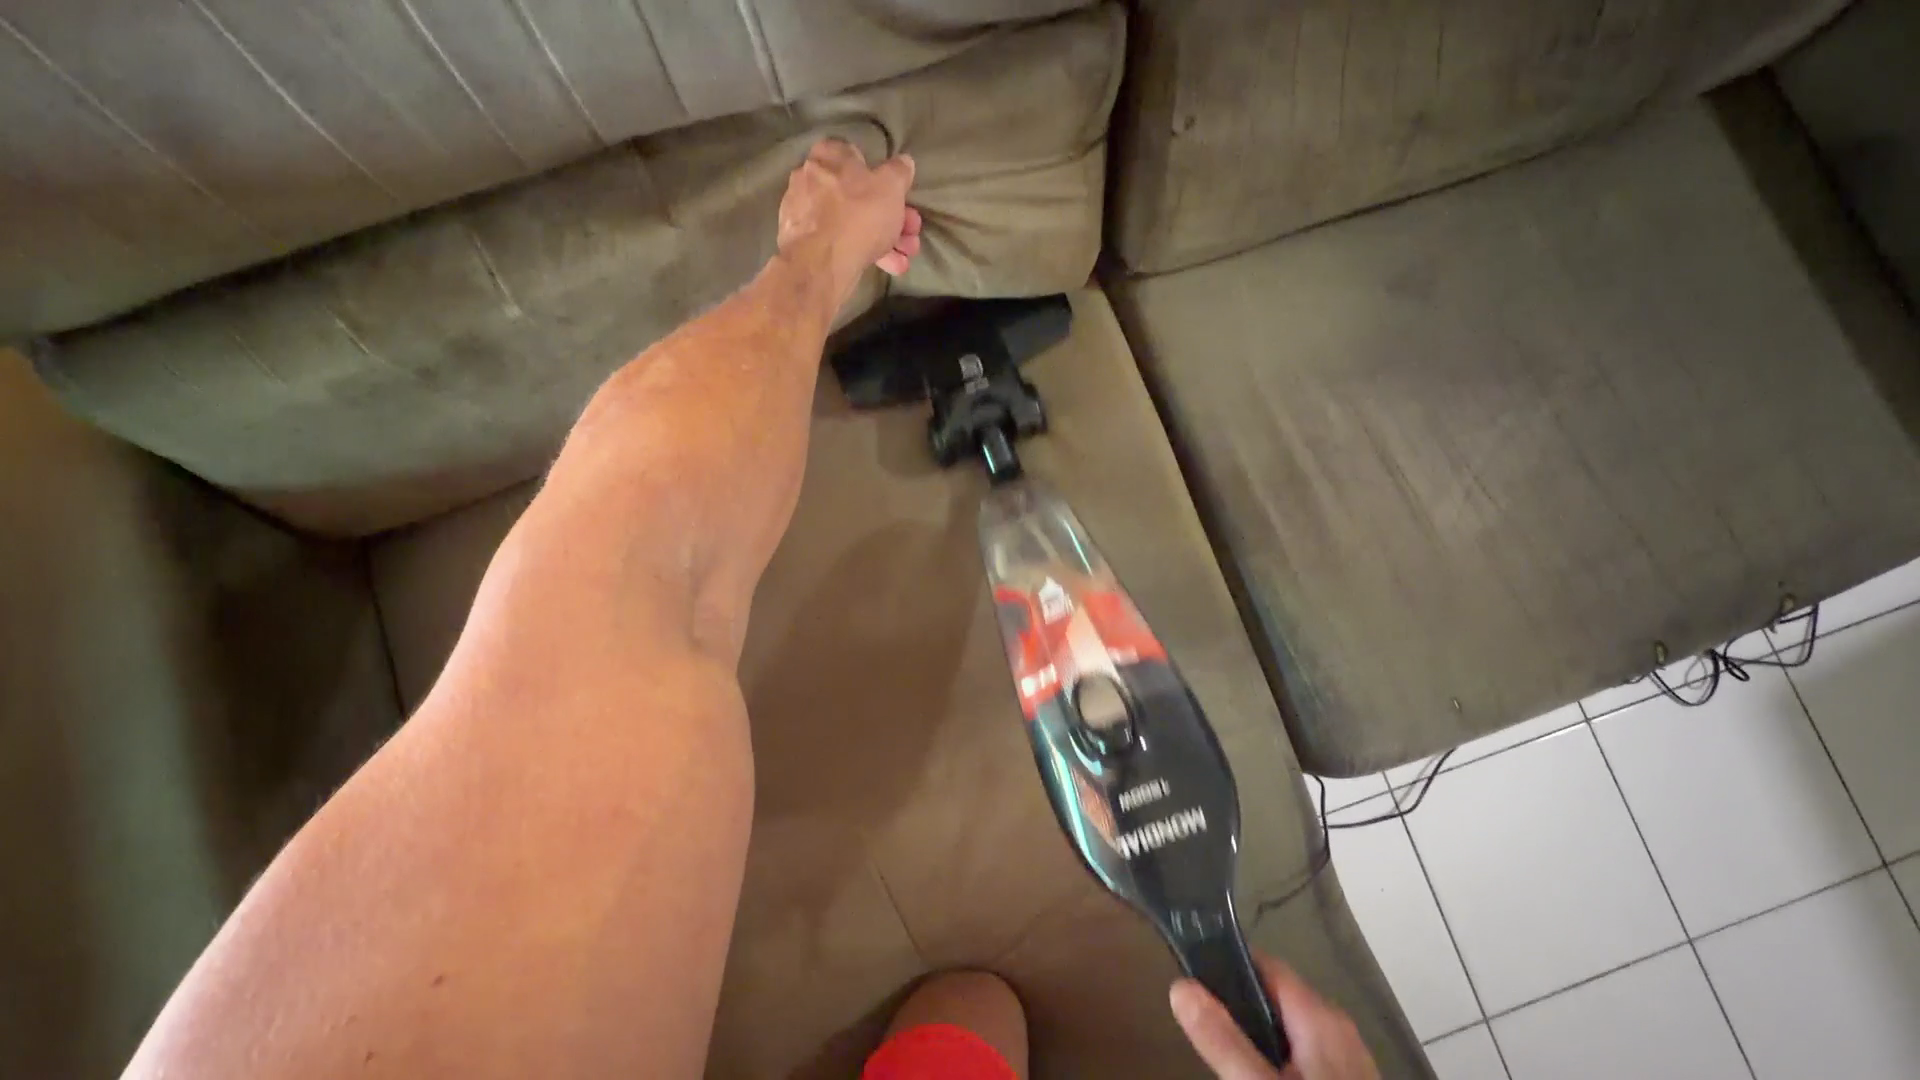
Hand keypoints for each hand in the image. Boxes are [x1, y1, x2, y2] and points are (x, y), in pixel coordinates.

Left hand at [776, 138, 921, 293]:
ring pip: (852, 222)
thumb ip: (899, 171)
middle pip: (859, 196)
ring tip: (905, 257)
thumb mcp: (891, 186)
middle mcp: (811, 179)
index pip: (857, 157)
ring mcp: (806, 214)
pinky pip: (839, 242)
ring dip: (884, 239)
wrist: (822, 263)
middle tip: (911, 233)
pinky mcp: (806, 244)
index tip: (898, 196)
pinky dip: (864, 252)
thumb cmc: (859, 214)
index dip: (881, 177)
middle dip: (891, 217)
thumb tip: (903, 162)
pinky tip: (889, 267)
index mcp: (828, 156)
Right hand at [1170, 953, 1378, 1079]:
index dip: (1224, 968)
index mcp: (1319, 1017)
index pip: (1263, 965)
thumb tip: (1180, 988)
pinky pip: (1302, 1062)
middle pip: (1273, 1000)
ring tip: (1227, 1070)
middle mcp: (1337, 1029)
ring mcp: (1348, 1062)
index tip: (1189, 986)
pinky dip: (1276, 1068)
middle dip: (1236, 1015)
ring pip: (1287, 1034)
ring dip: (1254, 1046)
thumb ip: (1222, 1040)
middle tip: (1203, 1042)